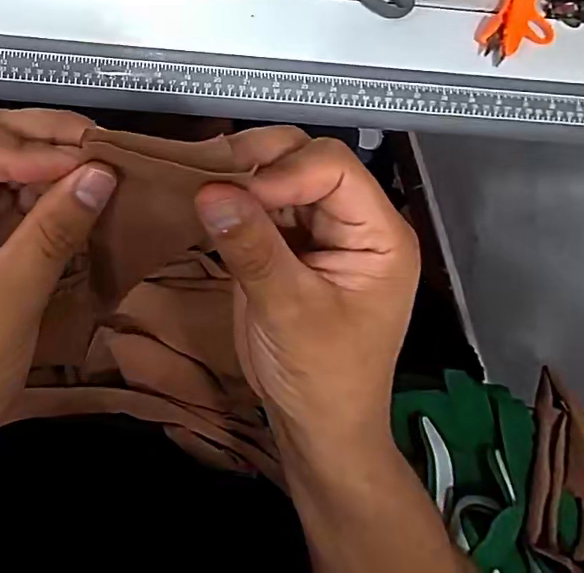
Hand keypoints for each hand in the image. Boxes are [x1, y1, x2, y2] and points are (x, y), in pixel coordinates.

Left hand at [0, 109, 114, 538]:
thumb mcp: (5, 304)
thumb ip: (52, 232)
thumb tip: (102, 172)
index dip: (23, 145)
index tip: (82, 162)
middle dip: (41, 140)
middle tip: (99, 146)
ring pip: (3, 163)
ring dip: (51, 161)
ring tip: (101, 165)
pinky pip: (14, 196)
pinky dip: (50, 191)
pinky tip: (83, 193)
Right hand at [194, 130, 419, 453]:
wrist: (314, 425)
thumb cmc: (323, 377)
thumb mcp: (289, 313)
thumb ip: (253, 248)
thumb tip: (210, 191)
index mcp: (378, 231)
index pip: (334, 168)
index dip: (286, 172)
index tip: (240, 196)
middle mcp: (350, 218)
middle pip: (305, 157)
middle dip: (260, 161)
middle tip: (214, 177)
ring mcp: (315, 226)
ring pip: (277, 171)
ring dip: (240, 174)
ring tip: (205, 187)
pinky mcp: (283, 238)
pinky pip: (256, 199)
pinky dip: (231, 196)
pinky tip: (207, 203)